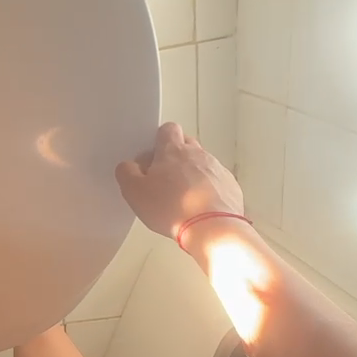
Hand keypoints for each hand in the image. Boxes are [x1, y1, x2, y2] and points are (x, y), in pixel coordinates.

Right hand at [115, 123, 244, 239]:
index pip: (167, 129)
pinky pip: (214, 181)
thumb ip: (126, 172)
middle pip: (185, 144)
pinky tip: (196, 207)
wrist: (212, 227)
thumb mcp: (133, 191)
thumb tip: (129, 166)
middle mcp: (197, 154)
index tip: (151, 157)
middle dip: (174, 156)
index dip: (158, 140)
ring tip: (179, 198)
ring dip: (190, 174)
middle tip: (162, 178)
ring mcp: (216, 169)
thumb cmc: (170, 207)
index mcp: (172, 150)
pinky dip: (205, 189)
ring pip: (200, 163)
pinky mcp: (230, 185)